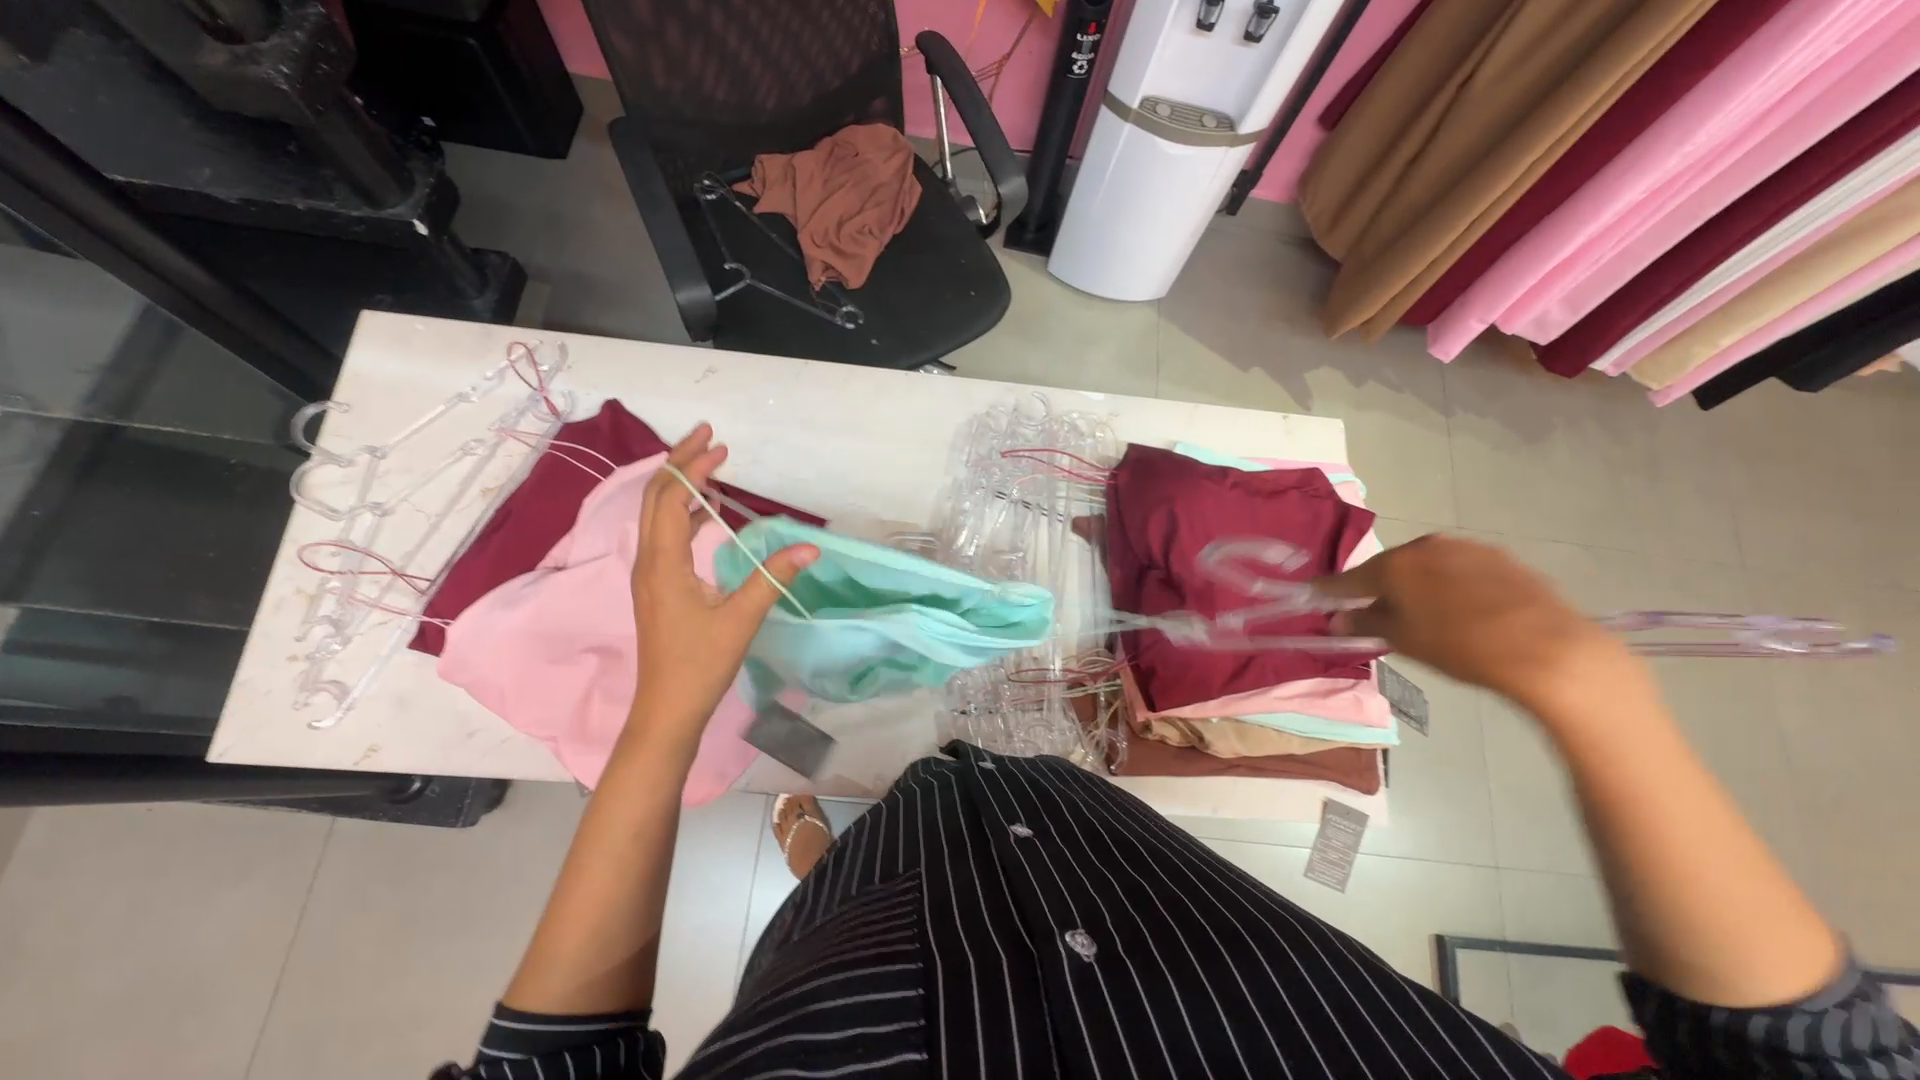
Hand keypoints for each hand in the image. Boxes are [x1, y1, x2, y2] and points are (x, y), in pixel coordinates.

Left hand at [628, 424, 816, 740]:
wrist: (667, 709)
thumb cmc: (700, 665)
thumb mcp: (741, 620)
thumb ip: (772, 578)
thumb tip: (810, 549)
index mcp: (663, 563)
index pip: (671, 498)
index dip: (694, 467)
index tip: (722, 445)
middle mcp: (649, 561)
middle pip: (656, 497)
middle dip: (681, 463)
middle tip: (710, 437)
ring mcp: (650, 574)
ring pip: (657, 515)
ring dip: (681, 486)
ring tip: (711, 465)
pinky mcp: (658, 587)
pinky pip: (665, 534)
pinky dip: (684, 513)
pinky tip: (706, 511)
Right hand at [1315, 534, 1629, 709]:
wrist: (1547, 648)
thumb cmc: (1462, 647)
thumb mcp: (1405, 641)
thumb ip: (1365, 625)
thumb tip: (1338, 619)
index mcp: (1395, 564)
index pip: (1350, 578)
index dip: (1332, 590)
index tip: (1316, 595)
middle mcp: (1426, 546)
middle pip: (1392, 567)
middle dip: (1383, 588)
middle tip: (1382, 614)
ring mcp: (1467, 548)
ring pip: (1429, 566)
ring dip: (1420, 585)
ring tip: (1428, 615)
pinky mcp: (1501, 557)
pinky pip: (1461, 569)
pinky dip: (1452, 585)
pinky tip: (1464, 610)